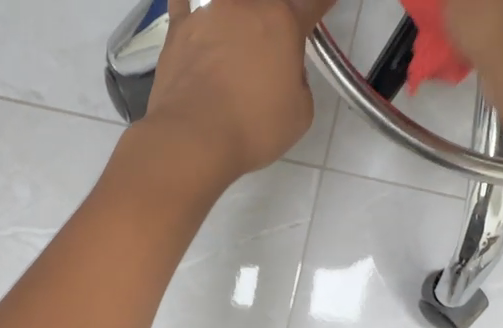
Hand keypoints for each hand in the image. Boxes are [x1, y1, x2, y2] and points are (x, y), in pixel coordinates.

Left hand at [138, 0, 335, 181]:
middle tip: (270, 38)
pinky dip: (188, 4)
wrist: (193, 137)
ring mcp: (210, 12)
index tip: (323, 3)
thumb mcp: (299, 115)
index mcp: (284, 22)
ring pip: (228, 0)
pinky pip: (182, 1)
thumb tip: (285, 75)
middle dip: (275, 14)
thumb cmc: (253, 129)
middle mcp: (248, 5)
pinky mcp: (178, 29)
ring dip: (237, 10)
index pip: (313, 3)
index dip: (321, 3)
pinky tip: (193, 9)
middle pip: (268, 1)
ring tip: (235, 26)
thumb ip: (298, 85)